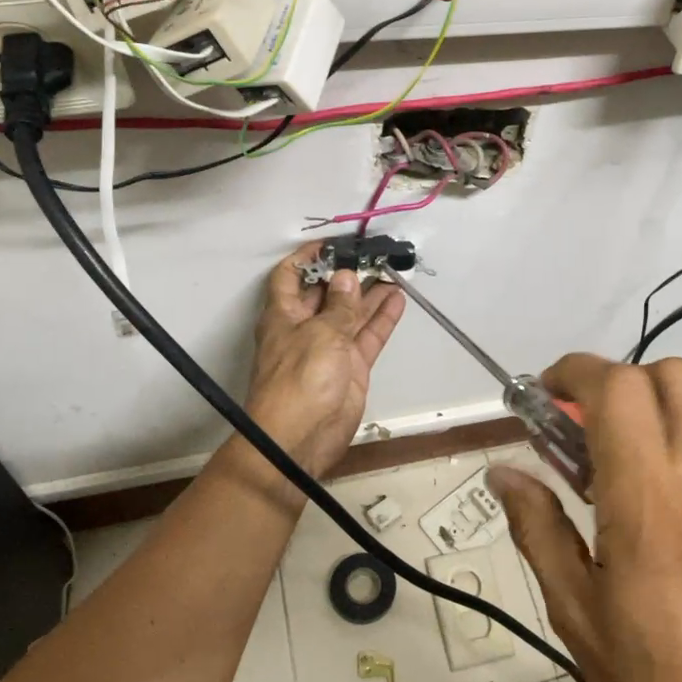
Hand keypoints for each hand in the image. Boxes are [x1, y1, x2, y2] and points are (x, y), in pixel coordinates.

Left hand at [226, 243, 404, 499]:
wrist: (300, 438)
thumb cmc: (300, 378)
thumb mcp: (321, 334)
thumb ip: (340, 306)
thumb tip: (347, 276)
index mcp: (284, 315)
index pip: (290, 277)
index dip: (307, 258)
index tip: (333, 244)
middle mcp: (305, 328)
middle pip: (326, 293)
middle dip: (346, 273)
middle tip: (374, 253)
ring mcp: (329, 349)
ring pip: (351, 314)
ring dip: (369, 294)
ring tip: (393, 270)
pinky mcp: (351, 368)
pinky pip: (367, 337)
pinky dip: (381, 319)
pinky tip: (397, 299)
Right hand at [488, 355, 681, 681]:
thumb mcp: (576, 612)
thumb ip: (539, 529)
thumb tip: (504, 474)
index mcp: (649, 499)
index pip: (618, 389)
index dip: (574, 372)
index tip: (542, 394)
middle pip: (670, 374)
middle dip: (615, 379)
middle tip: (577, 425)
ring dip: (651, 401)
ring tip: (613, 455)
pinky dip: (681, 432)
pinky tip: (654, 490)